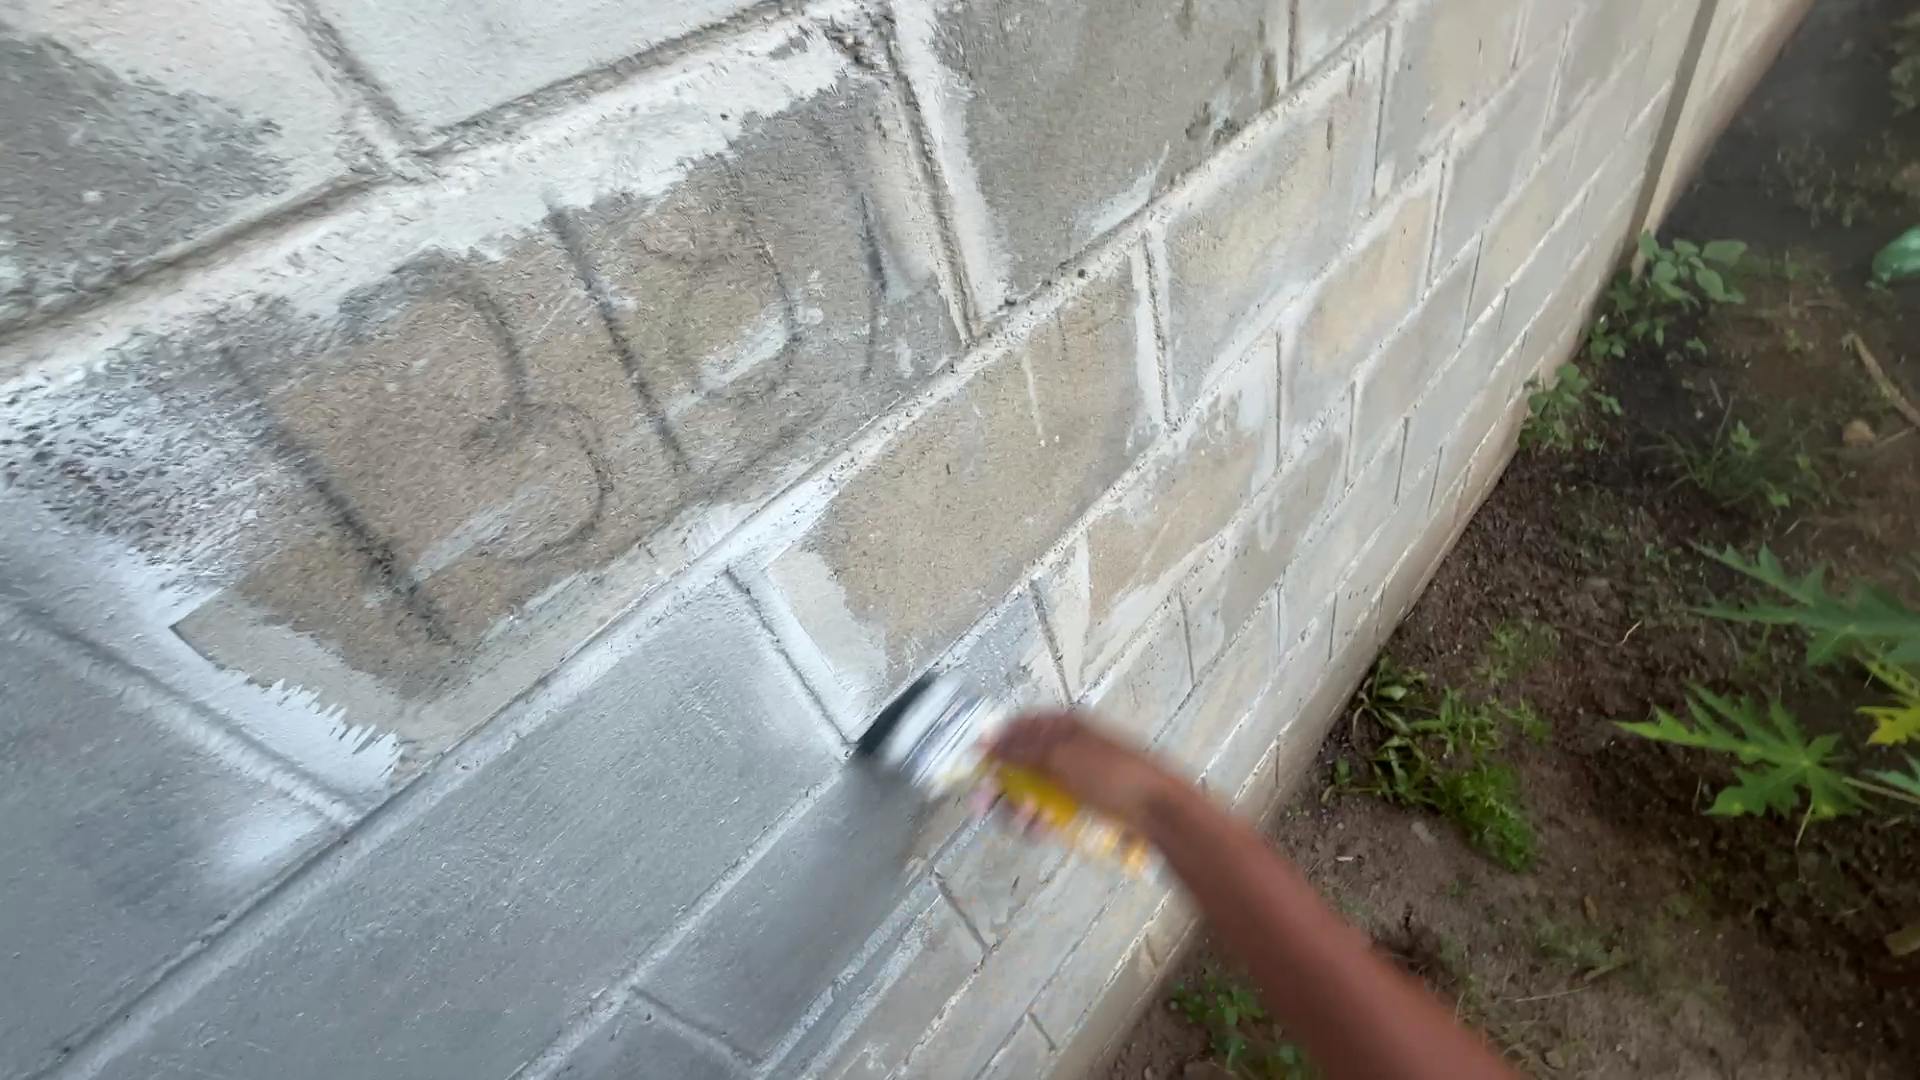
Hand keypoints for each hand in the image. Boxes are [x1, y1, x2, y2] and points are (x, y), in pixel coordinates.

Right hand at [986, 711, 1186, 831]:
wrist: (1158, 811)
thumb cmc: (1111, 775)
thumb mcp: (1059, 757)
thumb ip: (1019, 751)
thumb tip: (985, 741)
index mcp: (1061, 725)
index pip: (1017, 727)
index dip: (993, 744)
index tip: (973, 765)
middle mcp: (1064, 748)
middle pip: (1018, 764)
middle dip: (1001, 785)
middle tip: (983, 807)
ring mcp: (1073, 780)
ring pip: (1031, 793)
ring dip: (1020, 808)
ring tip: (1026, 821)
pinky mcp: (1081, 807)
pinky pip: (1049, 813)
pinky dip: (1040, 822)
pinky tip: (1040, 831)